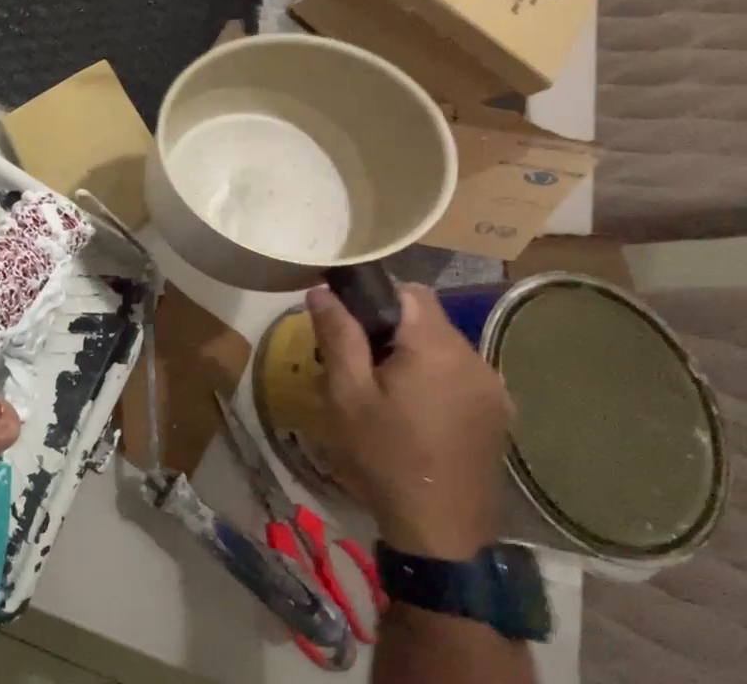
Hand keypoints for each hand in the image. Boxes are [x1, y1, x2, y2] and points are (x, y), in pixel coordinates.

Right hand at [308, 283, 511, 559]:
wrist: (439, 526)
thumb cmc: (383, 453)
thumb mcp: (346, 393)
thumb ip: (337, 336)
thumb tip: (322, 292)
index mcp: (438, 348)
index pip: (410, 292)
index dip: (373, 296)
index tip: (343, 321)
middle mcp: (475, 360)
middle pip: (427, 320)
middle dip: (387, 329)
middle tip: (350, 361)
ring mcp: (493, 389)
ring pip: (443, 349)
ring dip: (410, 355)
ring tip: (377, 389)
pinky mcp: (497, 414)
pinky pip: (458, 376)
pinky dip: (431, 378)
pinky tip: (409, 411)